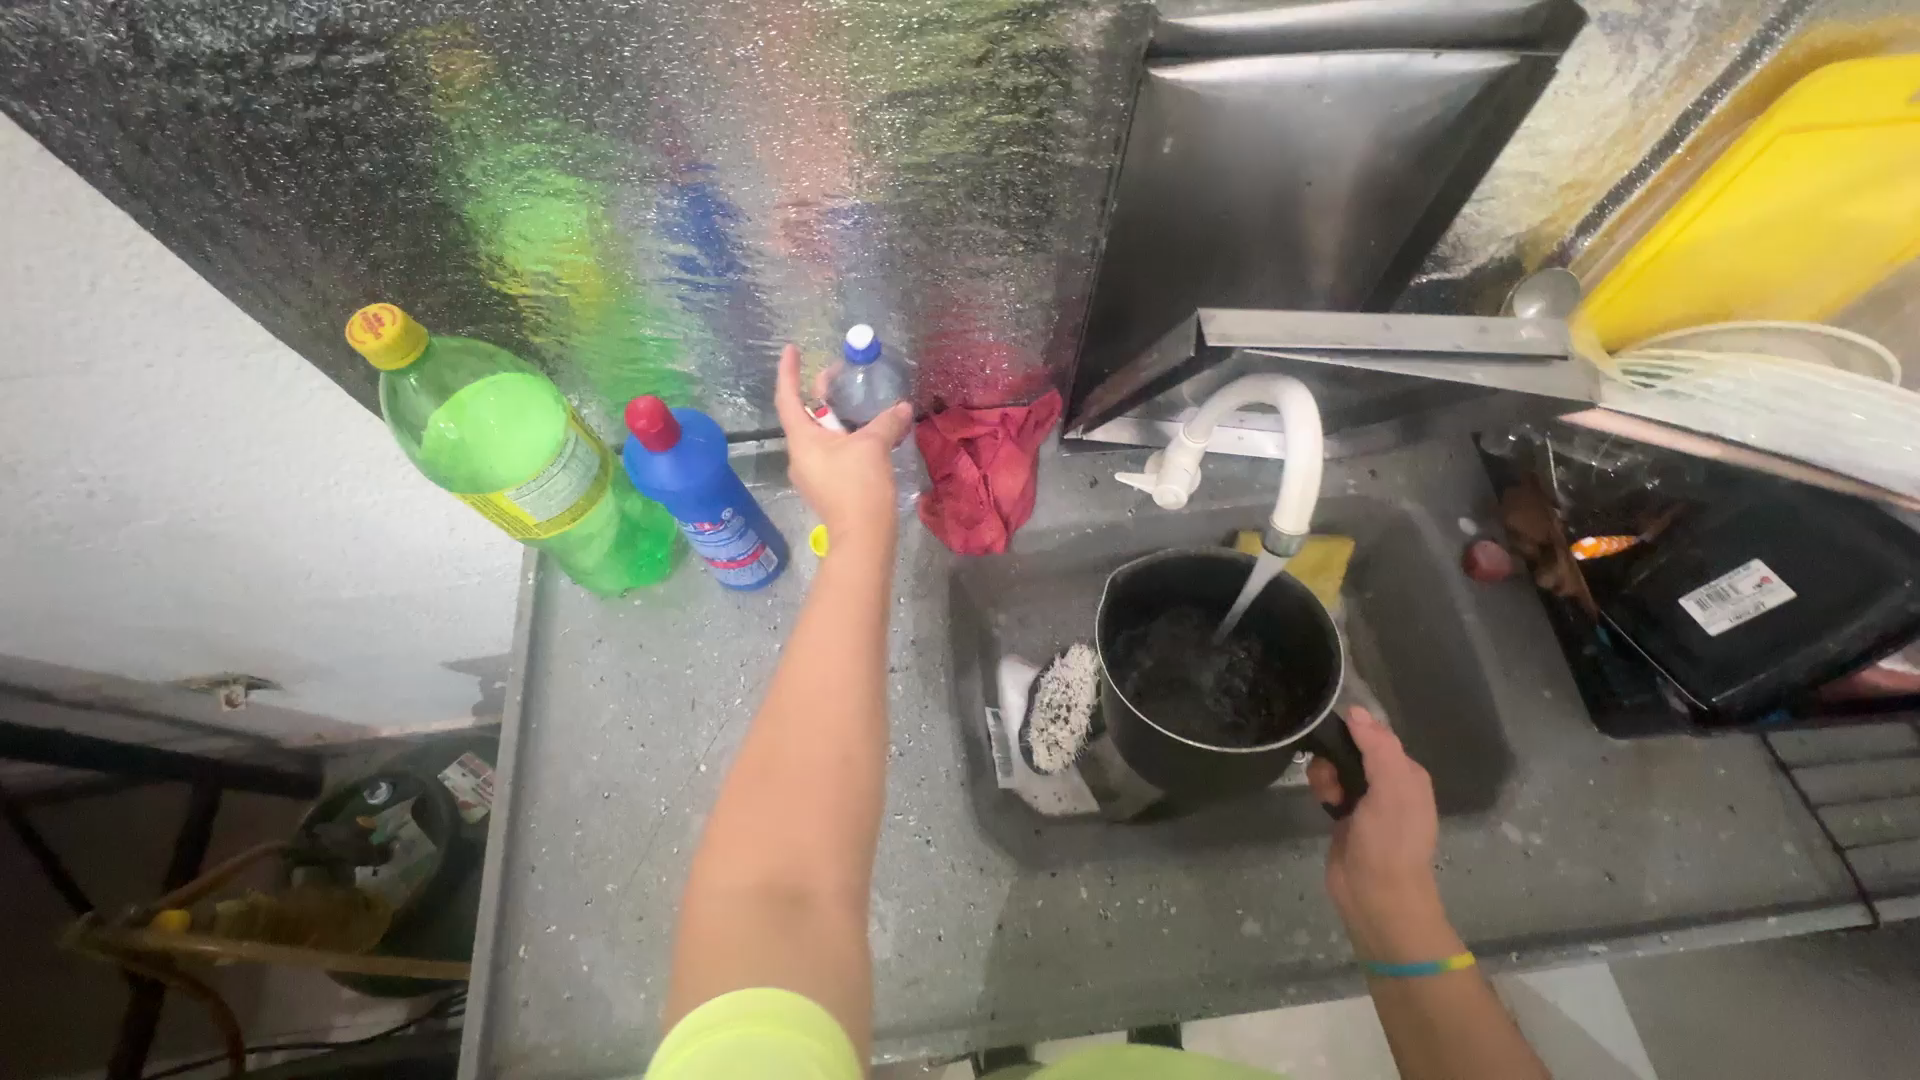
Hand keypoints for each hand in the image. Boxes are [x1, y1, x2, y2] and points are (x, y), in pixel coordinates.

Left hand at [774, 344, 912, 544]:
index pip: (788, 397)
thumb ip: (887, 421)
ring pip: (822, 437)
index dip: (788, 371)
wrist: (863, 536)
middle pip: (807, 416)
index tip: (791, 349)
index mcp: (802, 439)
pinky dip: (847, 440)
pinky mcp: (827, 489)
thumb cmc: (859, 486)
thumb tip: (902, 407)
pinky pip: (833, 455)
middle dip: (824, 394)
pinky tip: (869, 438)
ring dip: (839, 419)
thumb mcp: (874, 445)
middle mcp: (800, 455)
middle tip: (843, 376)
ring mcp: (812, 474)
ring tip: (861, 406)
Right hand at [1307, 708, 1455, 963]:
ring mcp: (1367, 802)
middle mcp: (1390, 784)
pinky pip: (1328, 787)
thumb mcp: (1391, 790)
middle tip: (1332, 778)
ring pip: (1336, 767)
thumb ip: (1378, 748)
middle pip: (1352, 749)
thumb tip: (1356, 710)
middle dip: (1334, 756)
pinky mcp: (1345, 816)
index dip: (1353, 733)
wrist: (1376, 896)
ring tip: (1328, 797)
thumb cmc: (1389, 842)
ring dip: (1325, 775)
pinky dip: (1322, 790)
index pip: (1376, 735)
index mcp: (1408, 774)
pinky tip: (1323, 805)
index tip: (1333, 739)